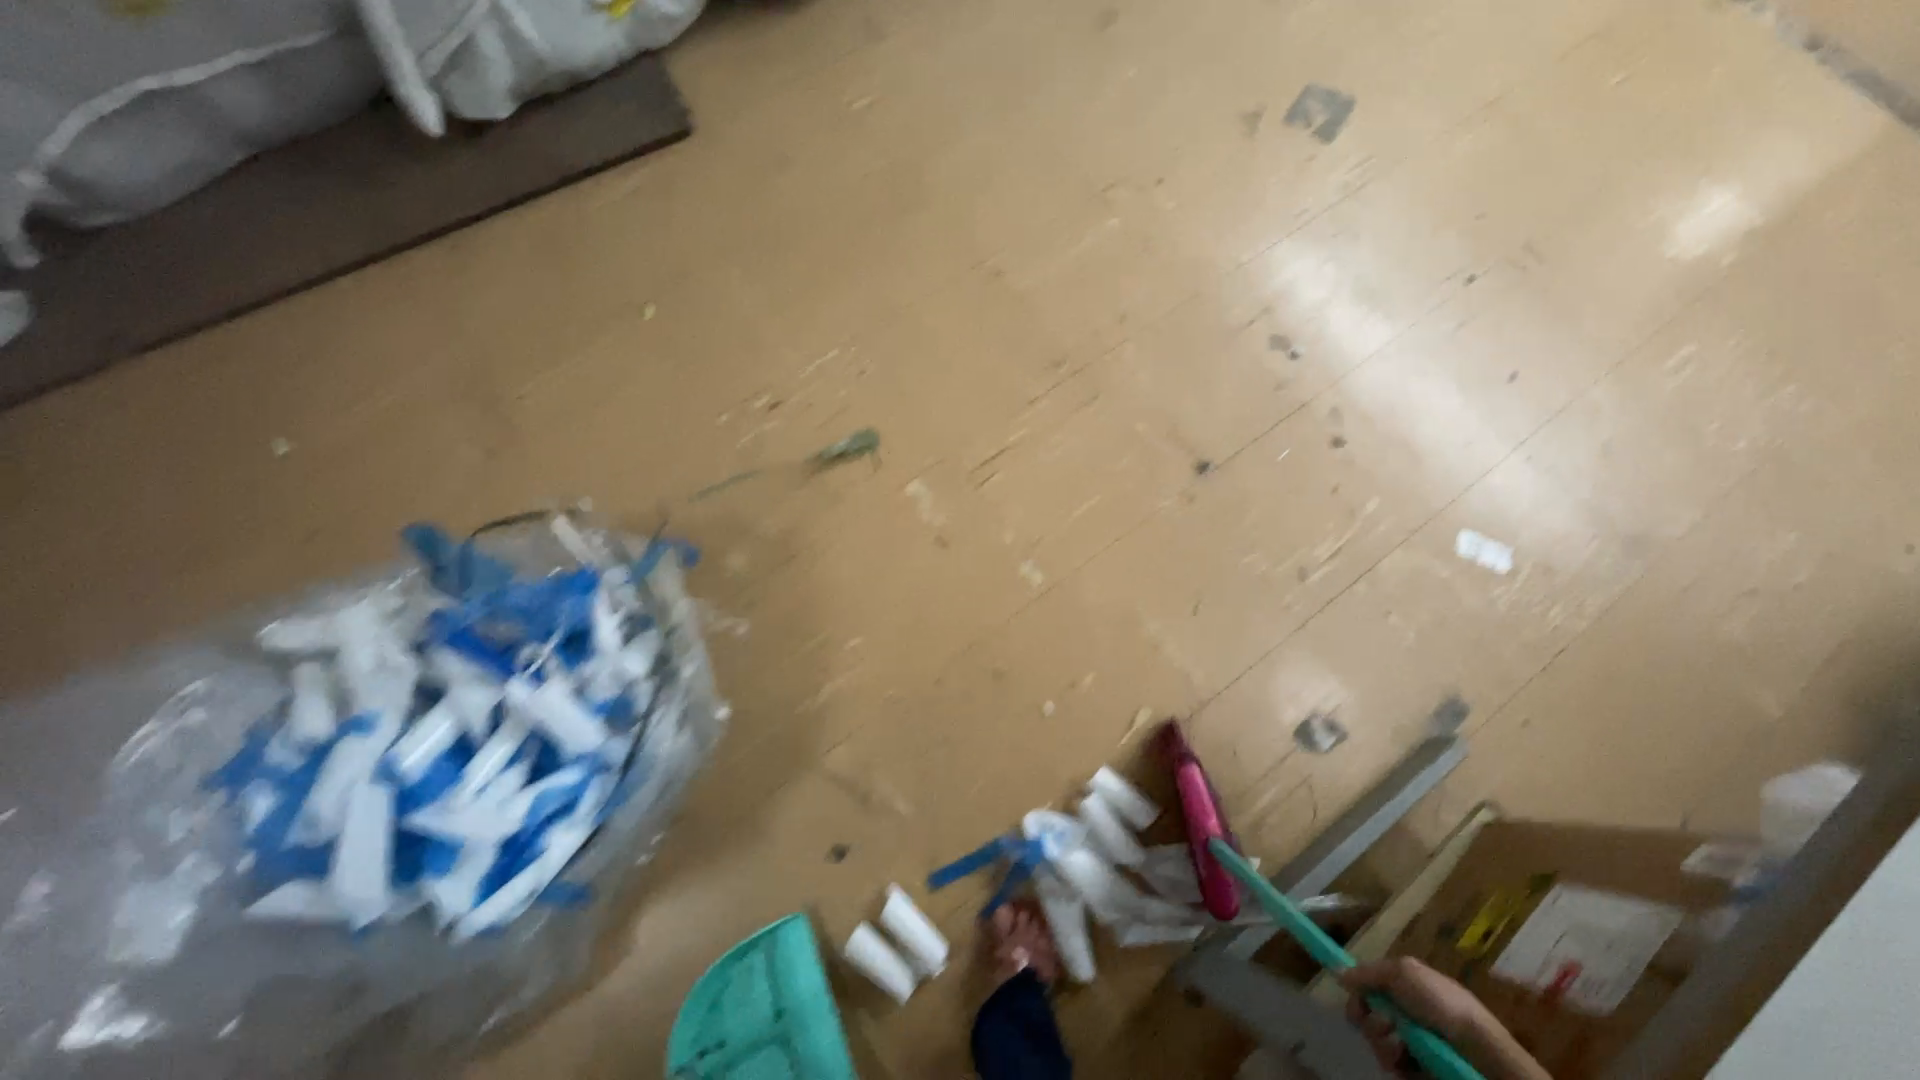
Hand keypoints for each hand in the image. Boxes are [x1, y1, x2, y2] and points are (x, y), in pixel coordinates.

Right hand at [1340, 958, 1550, 1079]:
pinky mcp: (1414, 1066)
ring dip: (1382, 1042)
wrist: (1474, 1046)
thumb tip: (1339, 973)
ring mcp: (1409, 1041)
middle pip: (1367, 1016)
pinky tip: (1405, 1060)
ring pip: (1375, 1041)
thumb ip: (1369, 972)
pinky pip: (1389, 1062)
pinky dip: (1393, 1061)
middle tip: (1386, 1025)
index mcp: (1402, 987)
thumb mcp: (1404, 972)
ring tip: (1400, 1047)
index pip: (1366, 988)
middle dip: (1370, 1021)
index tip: (1356, 1005)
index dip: (1357, 995)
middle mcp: (1403, 1012)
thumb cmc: (1440, 1002)